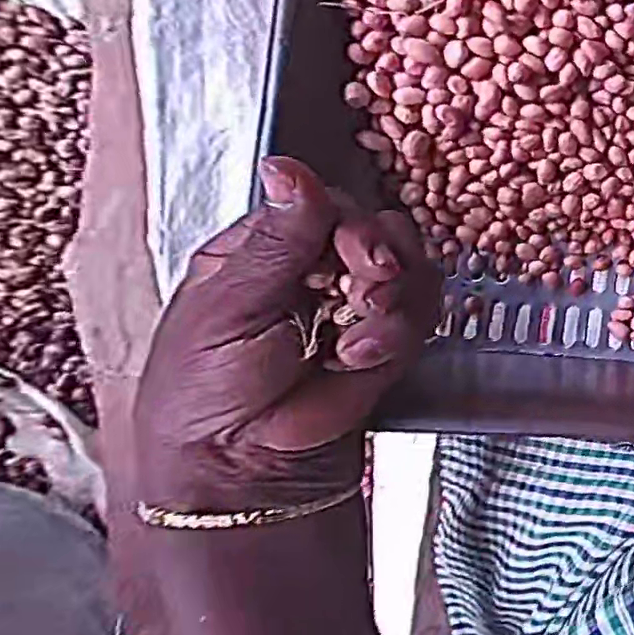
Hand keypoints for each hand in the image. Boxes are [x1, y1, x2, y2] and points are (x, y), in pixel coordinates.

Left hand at [130, 156, 440, 512]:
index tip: (357, 252)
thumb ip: (276, 240)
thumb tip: (289, 168)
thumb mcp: (229, 307)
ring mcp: (362, 302)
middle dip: (382, 259)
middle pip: (380, 230)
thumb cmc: (209, 390)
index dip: (350, 223)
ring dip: (393, 302)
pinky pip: (424, 311)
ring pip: (412, 268)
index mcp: (268, 249)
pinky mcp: (394, 336)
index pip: (327, 207)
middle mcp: (321, 268)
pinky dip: (400, 333)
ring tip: (356, 340)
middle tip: (368, 291)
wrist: (246, 466)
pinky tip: (364, 356)